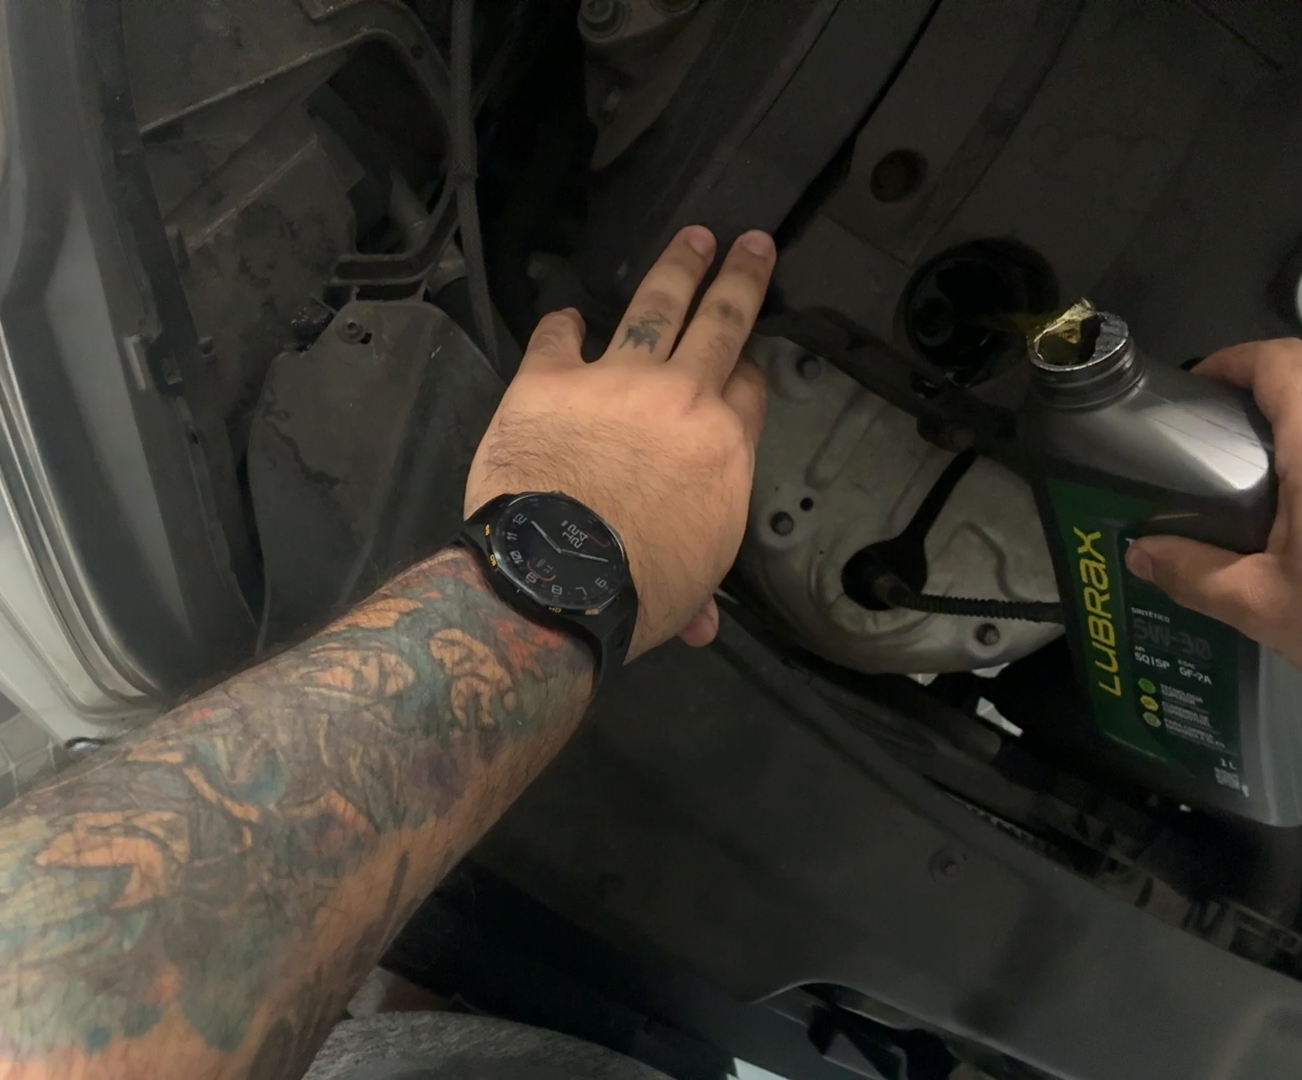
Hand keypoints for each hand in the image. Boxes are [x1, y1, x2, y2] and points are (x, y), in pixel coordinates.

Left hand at [465, 226, 774, 657]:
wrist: (557, 580)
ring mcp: (615, 381)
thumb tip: (703, 625)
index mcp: (722, 448)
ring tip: (694, 239)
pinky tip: (567, 313)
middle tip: (752, 245)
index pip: (747, 389)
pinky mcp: (549, 379)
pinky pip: (559, 336)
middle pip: (721, 324)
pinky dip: (563, 324)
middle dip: (740, 280)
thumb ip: (698, 591)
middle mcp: (681, 400)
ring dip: (678, 269)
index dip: (747, 369)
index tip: (744, 362)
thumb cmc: (633, 591)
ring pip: (657, 307)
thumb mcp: (687, 589)